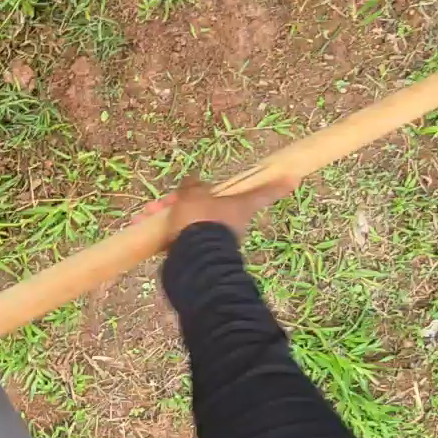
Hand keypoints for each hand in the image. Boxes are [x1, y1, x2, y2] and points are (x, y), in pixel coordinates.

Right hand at [141, 176, 298, 246]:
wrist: (193, 259)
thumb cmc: (200, 221)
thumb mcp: (194, 196)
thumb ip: (193, 187)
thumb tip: (193, 183)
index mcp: (239, 205)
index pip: (263, 191)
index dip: (277, 184)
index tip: (295, 178)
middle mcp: (230, 221)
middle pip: (208, 205)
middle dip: (179, 202)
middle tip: (160, 203)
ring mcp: (214, 238)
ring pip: (190, 220)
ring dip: (165, 215)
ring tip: (143, 216)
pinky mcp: (198, 251)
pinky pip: (180, 235)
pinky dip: (163, 231)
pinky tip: (142, 227)